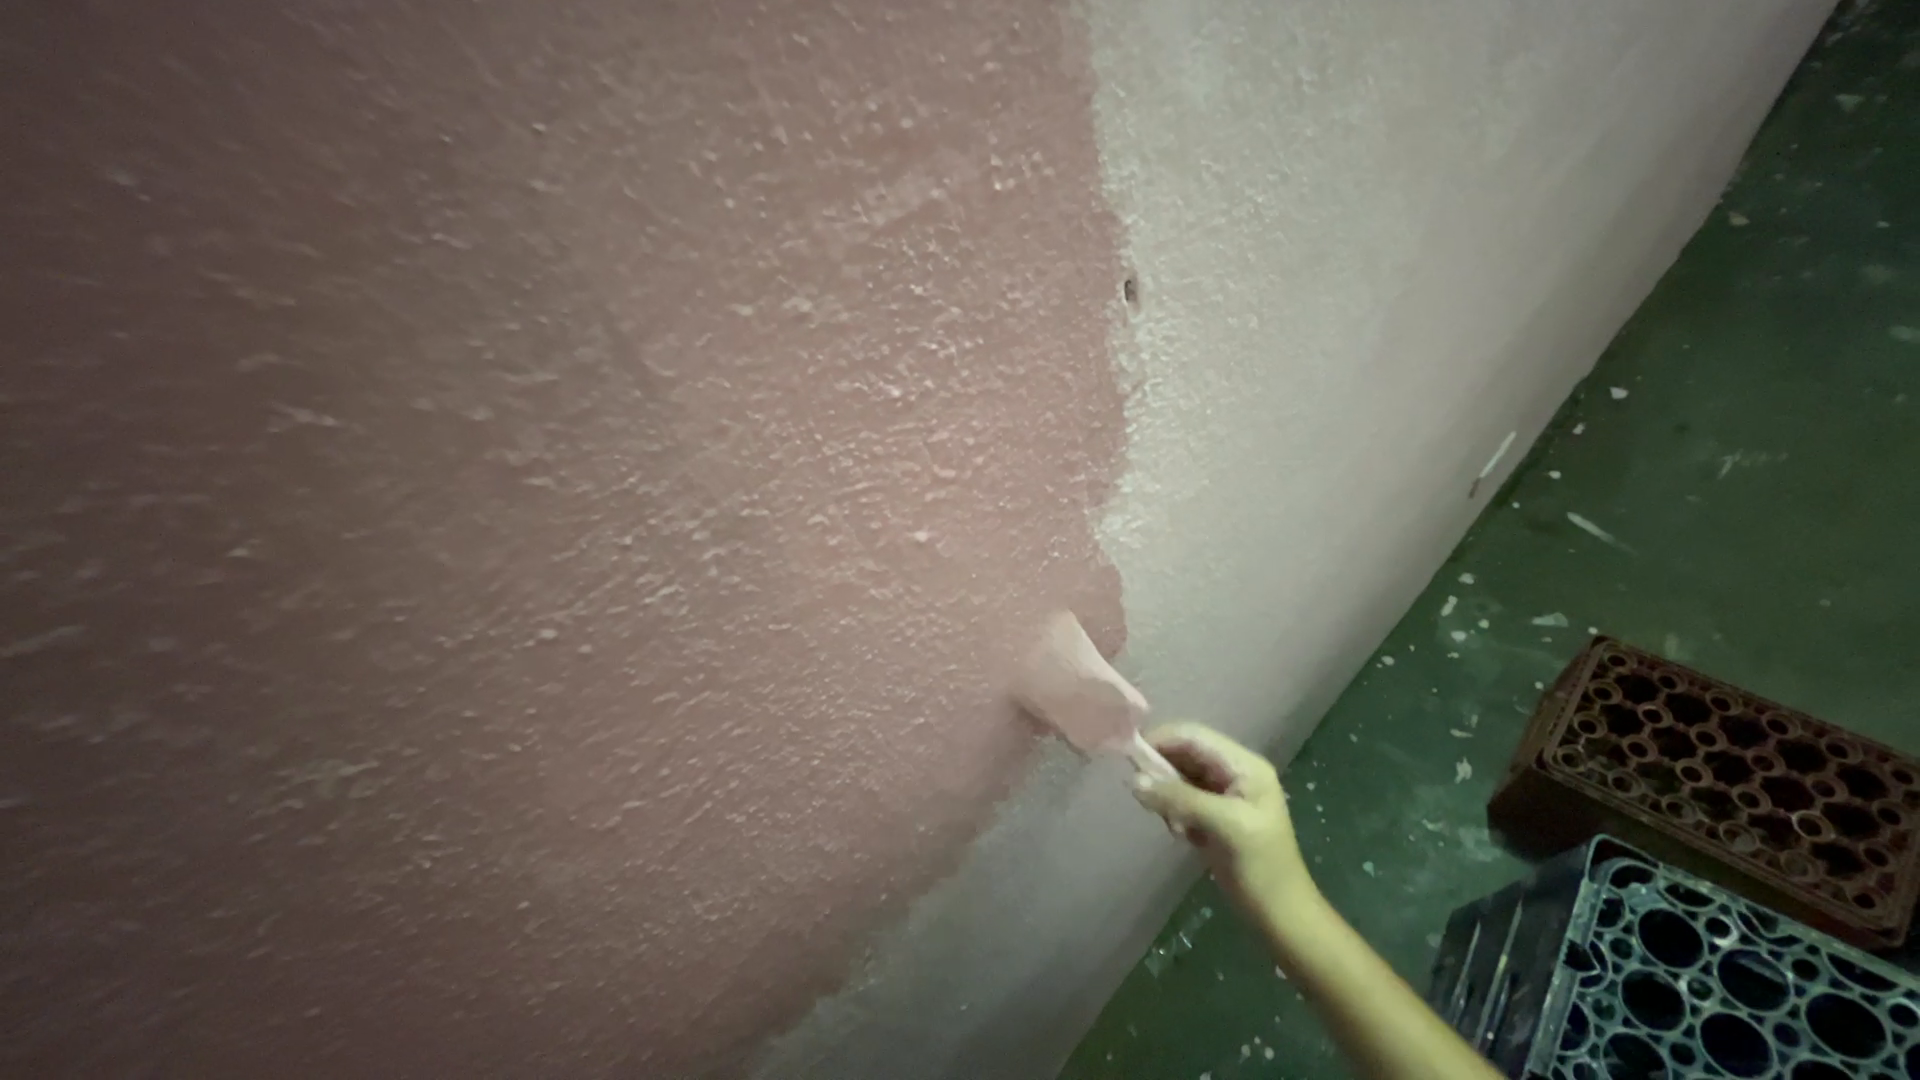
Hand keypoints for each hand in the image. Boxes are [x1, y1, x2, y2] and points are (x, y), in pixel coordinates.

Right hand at [1131, 722, 1315, 913]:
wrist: (1280, 916)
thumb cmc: (1261, 867)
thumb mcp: (1224, 826)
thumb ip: (1180, 798)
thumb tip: (1134, 781)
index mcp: (1244, 765)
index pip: (1194, 736)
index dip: (1161, 740)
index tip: (1129, 758)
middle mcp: (1233, 772)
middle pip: (1184, 753)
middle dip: (1161, 769)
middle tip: (1142, 793)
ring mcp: (1223, 794)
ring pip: (1179, 776)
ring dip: (1166, 794)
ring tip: (1173, 824)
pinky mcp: (1212, 815)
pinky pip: (1181, 798)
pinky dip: (1172, 811)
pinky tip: (1181, 834)